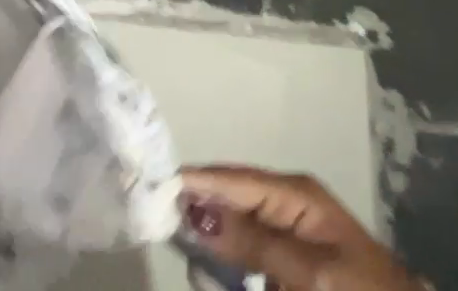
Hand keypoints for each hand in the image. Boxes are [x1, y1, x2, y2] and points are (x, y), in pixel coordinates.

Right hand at [182, 166, 423, 290]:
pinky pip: (242, 255)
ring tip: (197, 270)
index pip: (227, 178)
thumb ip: (253, 241)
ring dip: (208, 250)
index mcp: (292, 194)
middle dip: (194, 218)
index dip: (188, 182)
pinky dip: (225, 270)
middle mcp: (282, 204)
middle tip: (160, 231)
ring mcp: (282, 234)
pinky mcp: (283, 263)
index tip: (145, 188)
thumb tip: (193, 209)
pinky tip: (213, 279)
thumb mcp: (313, 273)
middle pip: (222, 200)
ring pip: (227, 231)